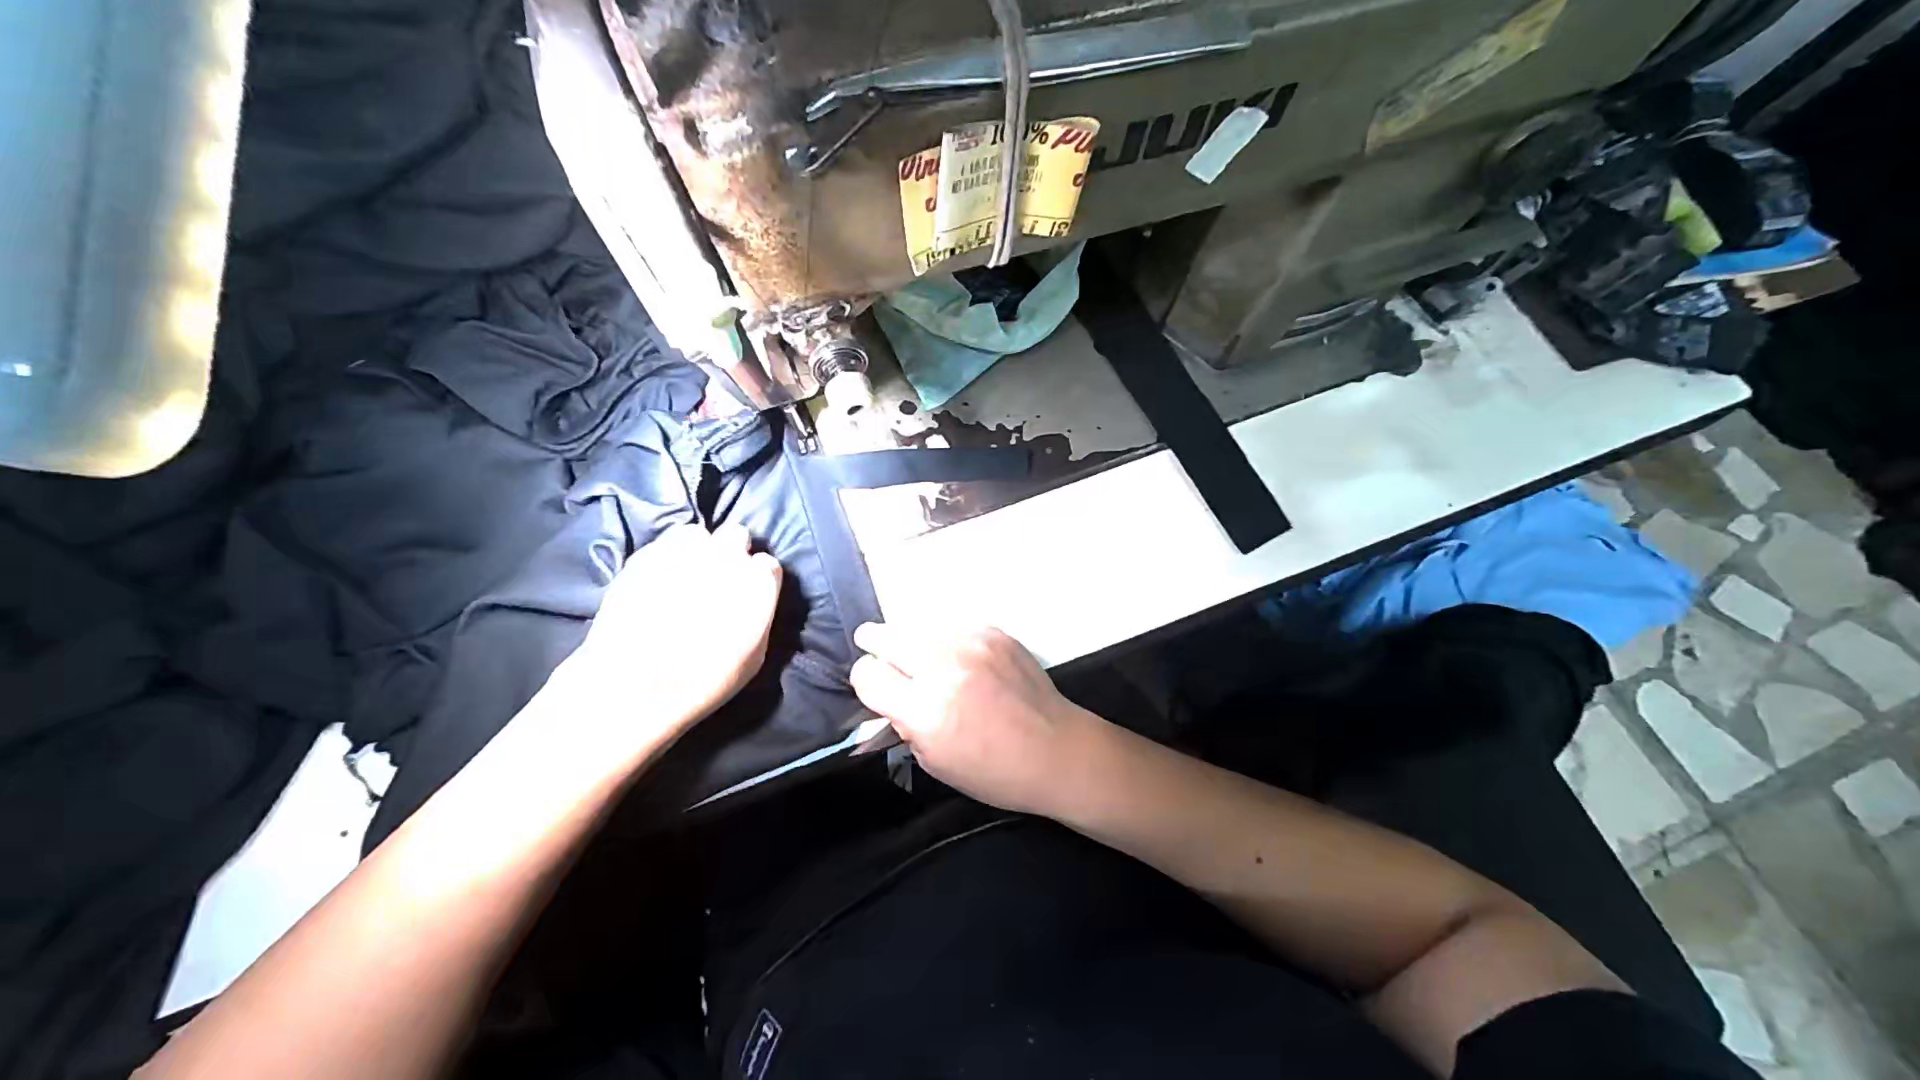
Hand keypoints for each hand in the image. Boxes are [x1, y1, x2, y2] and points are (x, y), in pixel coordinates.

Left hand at [546, 523, 782, 754]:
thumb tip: (754, 603)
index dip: (758, 581)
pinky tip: (661, 579)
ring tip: (687, 576)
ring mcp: (684, 552)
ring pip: (700, 534)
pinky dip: (669, 555)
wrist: (634, 686)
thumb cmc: (702, 682)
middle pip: (738, 536)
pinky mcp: (648, 554)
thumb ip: (760, 617)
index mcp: (757, 584)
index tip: (748, 596)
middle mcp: (726, 558)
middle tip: (720, 580)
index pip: (769, 565)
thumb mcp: (753, 658)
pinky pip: (667, 542)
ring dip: (700, 551)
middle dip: (732, 554)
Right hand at [849, 622, 1100, 815]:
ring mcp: (972, 645)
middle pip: (885, 637)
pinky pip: (951, 624)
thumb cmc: (994, 771)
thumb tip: (885, 696)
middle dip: (874, 644)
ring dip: (910, 639)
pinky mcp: (994, 633)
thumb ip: (903, 723)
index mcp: (926, 712)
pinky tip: (954, 655)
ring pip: (917, 624)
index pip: (868, 675)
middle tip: (873, 647)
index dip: (865, 680)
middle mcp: (944, 670)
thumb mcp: (935, 762)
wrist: (1056, 750)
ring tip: (918, 655)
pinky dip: (945, 637)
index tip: (875, 685)